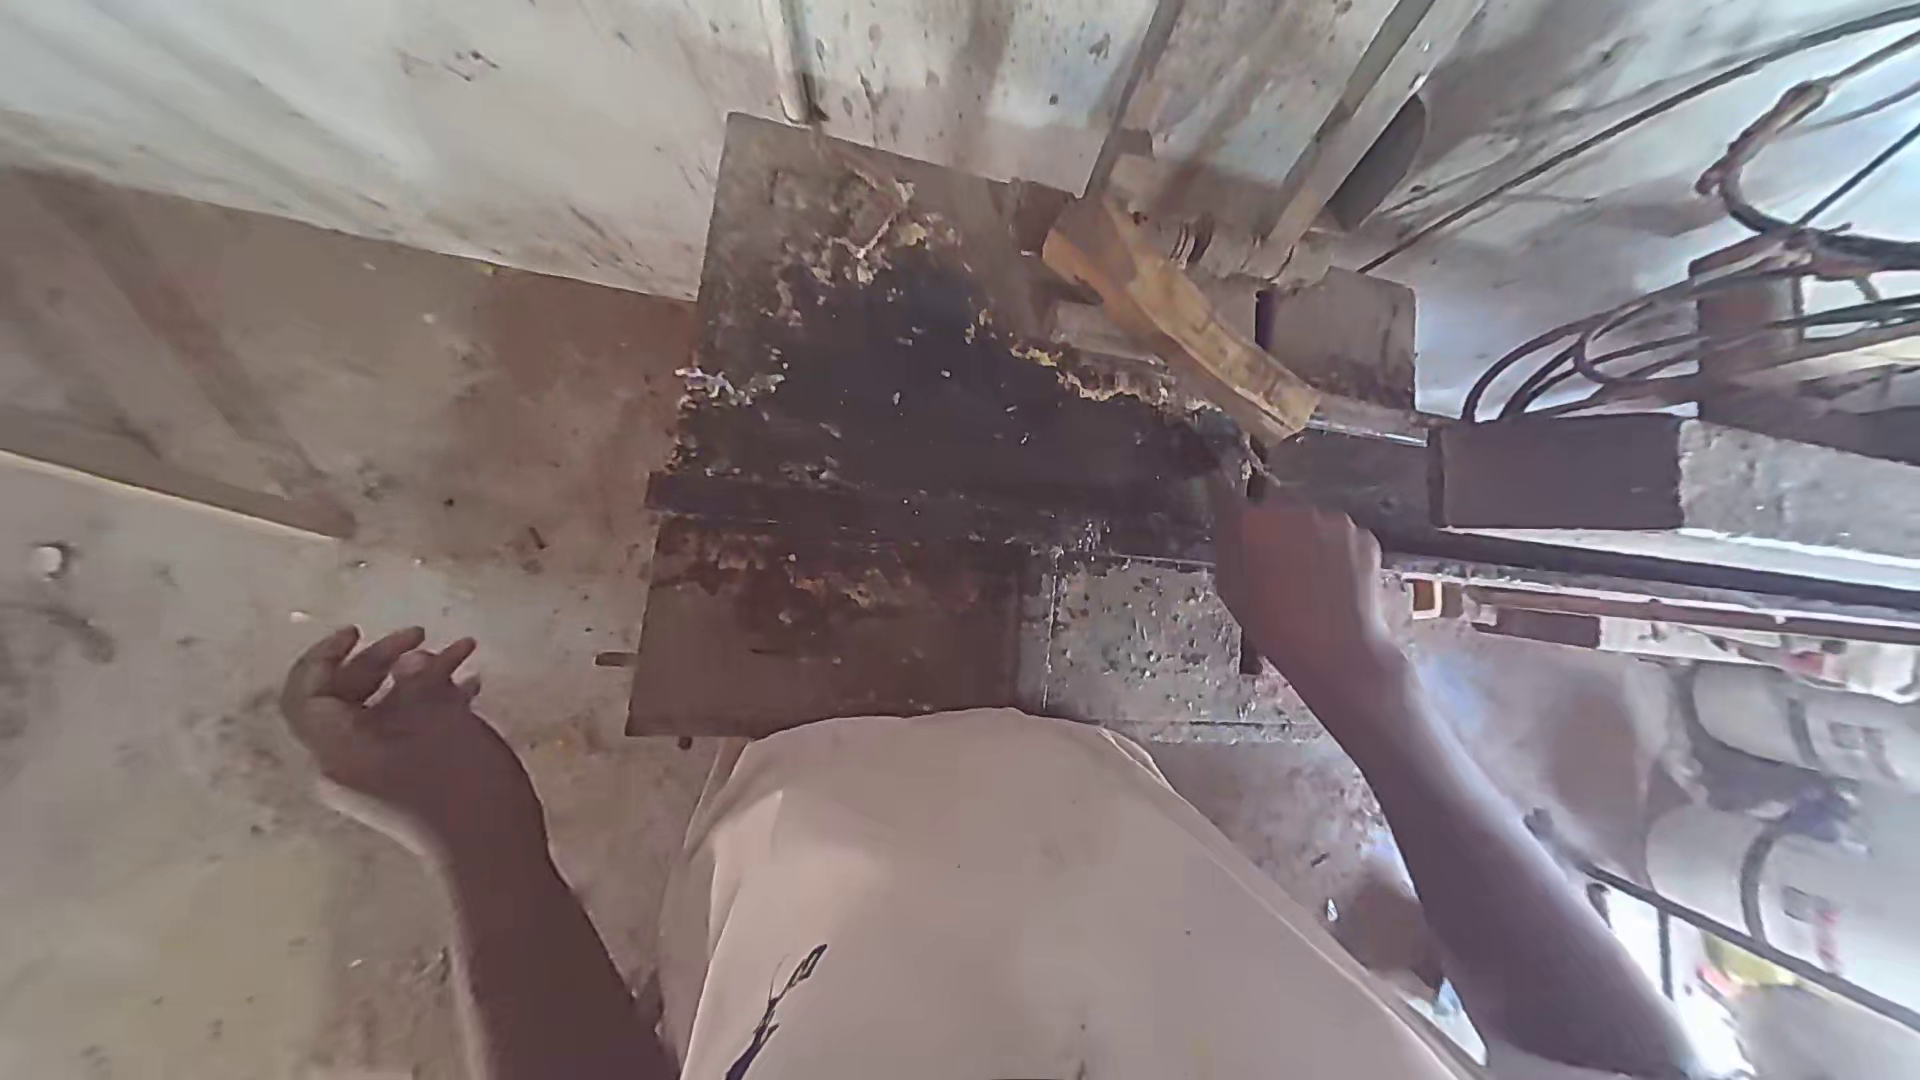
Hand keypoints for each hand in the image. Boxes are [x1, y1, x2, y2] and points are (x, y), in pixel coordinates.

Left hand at [279, 626, 546, 866]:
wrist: (490, 842)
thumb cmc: (462, 781)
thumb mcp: (443, 725)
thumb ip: (420, 686)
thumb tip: (411, 658)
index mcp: (338, 751)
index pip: (308, 696)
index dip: (325, 658)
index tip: (358, 629)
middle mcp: (346, 760)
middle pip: (348, 697)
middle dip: (384, 661)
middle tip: (424, 635)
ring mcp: (379, 770)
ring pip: (387, 708)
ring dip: (421, 676)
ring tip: (463, 650)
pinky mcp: (410, 774)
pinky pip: (411, 727)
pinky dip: (436, 700)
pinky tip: (472, 685)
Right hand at [1209, 476, 1394, 696]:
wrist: (1336, 648)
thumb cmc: (1272, 623)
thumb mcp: (1229, 587)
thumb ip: (1227, 546)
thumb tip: (1228, 523)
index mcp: (1251, 522)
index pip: (1226, 492)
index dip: (1221, 493)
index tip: (1219, 494)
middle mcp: (1292, 509)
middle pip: (1272, 503)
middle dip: (1269, 522)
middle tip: (1270, 558)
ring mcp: (1332, 520)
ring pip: (1308, 518)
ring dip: (1302, 535)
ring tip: (1304, 575)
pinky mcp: (1363, 534)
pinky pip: (1337, 533)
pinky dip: (1332, 548)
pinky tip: (1329, 579)